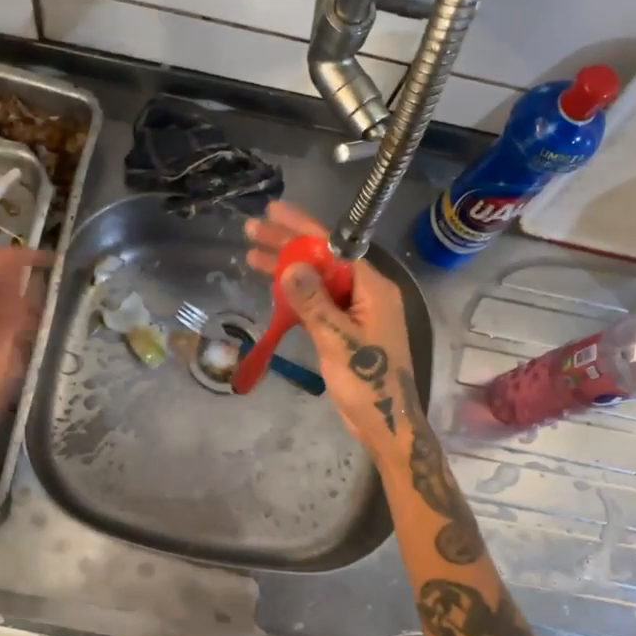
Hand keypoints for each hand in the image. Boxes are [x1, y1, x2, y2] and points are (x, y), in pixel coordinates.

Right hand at [245, 202, 419, 456]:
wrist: (384, 422)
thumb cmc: (367, 381)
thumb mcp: (338, 340)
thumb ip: (313, 302)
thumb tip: (290, 266)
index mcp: (372, 288)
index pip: (334, 247)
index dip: (302, 229)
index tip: (273, 213)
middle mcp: (365, 293)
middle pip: (323, 260)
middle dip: (288, 246)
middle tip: (251, 232)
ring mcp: (355, 312)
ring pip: (317, 281)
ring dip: (287, 270)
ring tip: (251, 257)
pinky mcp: (345, 331)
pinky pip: (318, 303)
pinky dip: (295, 296)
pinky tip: (272, 289)